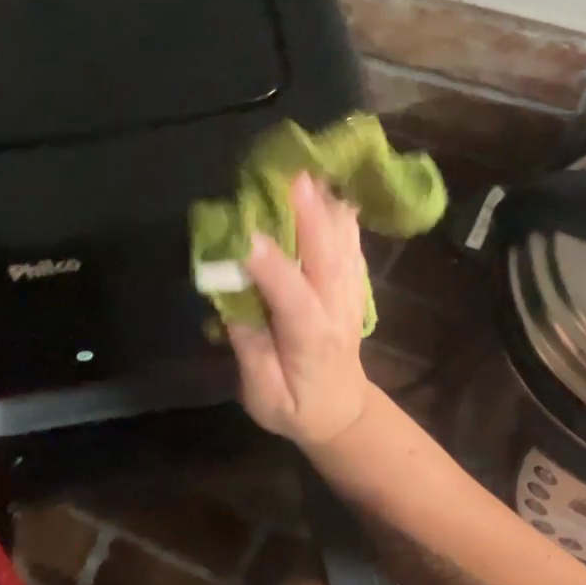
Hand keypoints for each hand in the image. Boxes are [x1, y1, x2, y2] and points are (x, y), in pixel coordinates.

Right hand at [227, 172, 371, 447]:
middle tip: (293, 177)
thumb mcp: (264, 396)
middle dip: (310, 217)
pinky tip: (330, 191)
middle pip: (328, 258)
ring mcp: (350, 296)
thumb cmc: (296, 407)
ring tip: (310, 171)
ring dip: (327, 207)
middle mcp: (336, 310)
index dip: (270, 268)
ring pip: (344, 245)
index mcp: (311, 339)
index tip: (247, 236)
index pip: (292, 298)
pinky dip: (342, 217)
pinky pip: (351, 246)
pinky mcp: (352, 287)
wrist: (342, 413)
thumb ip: (251, 349)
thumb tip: (233, 302)